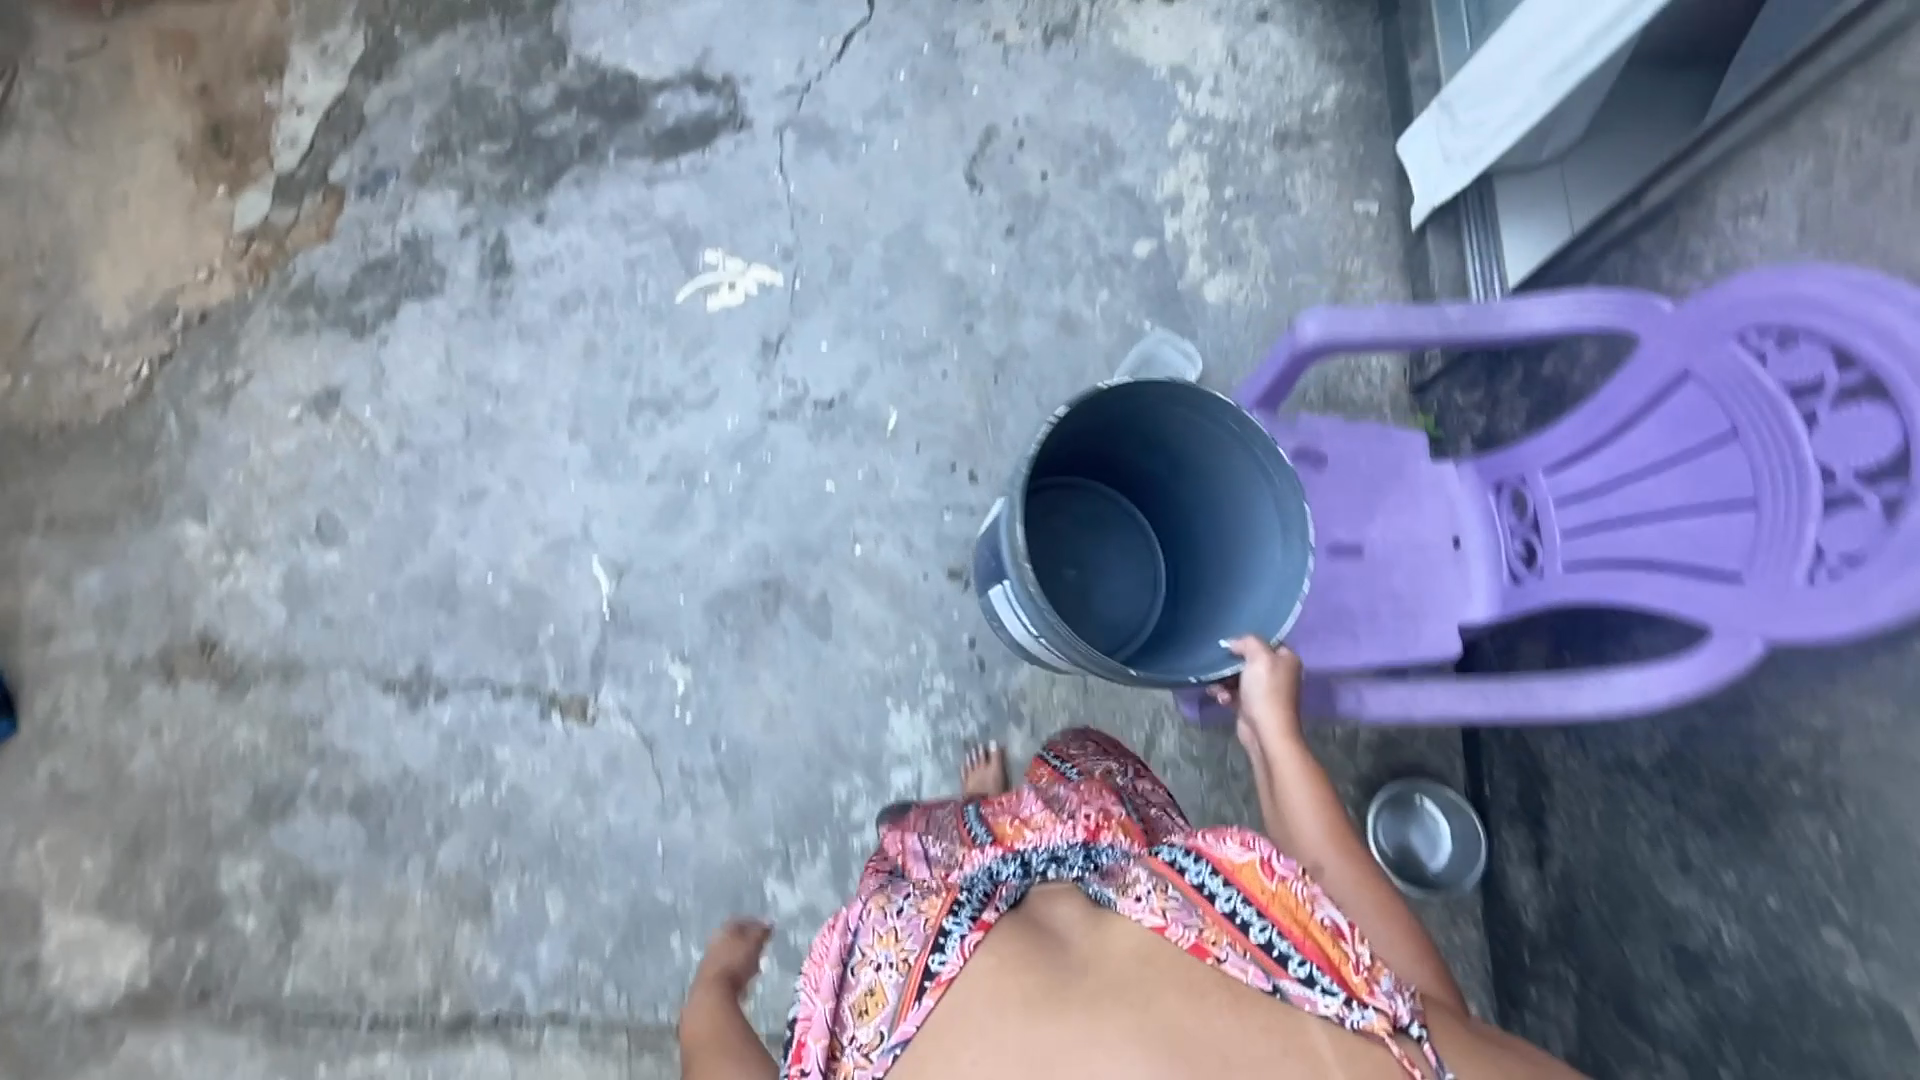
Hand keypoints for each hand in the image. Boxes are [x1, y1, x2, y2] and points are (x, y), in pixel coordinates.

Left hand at [690, 917, 771, 1000]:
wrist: (712, 994)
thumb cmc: (735, 964)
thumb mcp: (753, 944)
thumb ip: (761, 932)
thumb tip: (768, 924)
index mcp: (725, 931)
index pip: (741, 921)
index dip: (755, 924)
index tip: (767, 931)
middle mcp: (715, 943)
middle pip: (734, 939)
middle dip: (748, 943)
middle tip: (762, 948)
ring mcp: (709, 962)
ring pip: (730, 955)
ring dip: (742, 959)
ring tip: (755, 966)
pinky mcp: (708, 980)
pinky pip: (726, 971)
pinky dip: (736, 972)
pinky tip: (744, 980)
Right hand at [1208, 636, 1304, 755]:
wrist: (1266, 731)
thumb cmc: (1266, 691)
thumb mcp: (1259, 657)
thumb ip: (1247, 642)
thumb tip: (1232, 643)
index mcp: (1286, 659)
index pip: (1266, 642)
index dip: (1247, 641)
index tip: (1229, 643)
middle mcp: (1277, 673)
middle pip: (1247, 659)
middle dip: (1229, 663)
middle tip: (1217, 664)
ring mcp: (1263, 690)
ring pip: (1236, 676)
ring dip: (1222, 680)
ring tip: (1216, 687)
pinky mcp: (1250, 704)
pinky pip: (1232, 692)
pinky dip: (1224, 694)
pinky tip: (1221, 698)